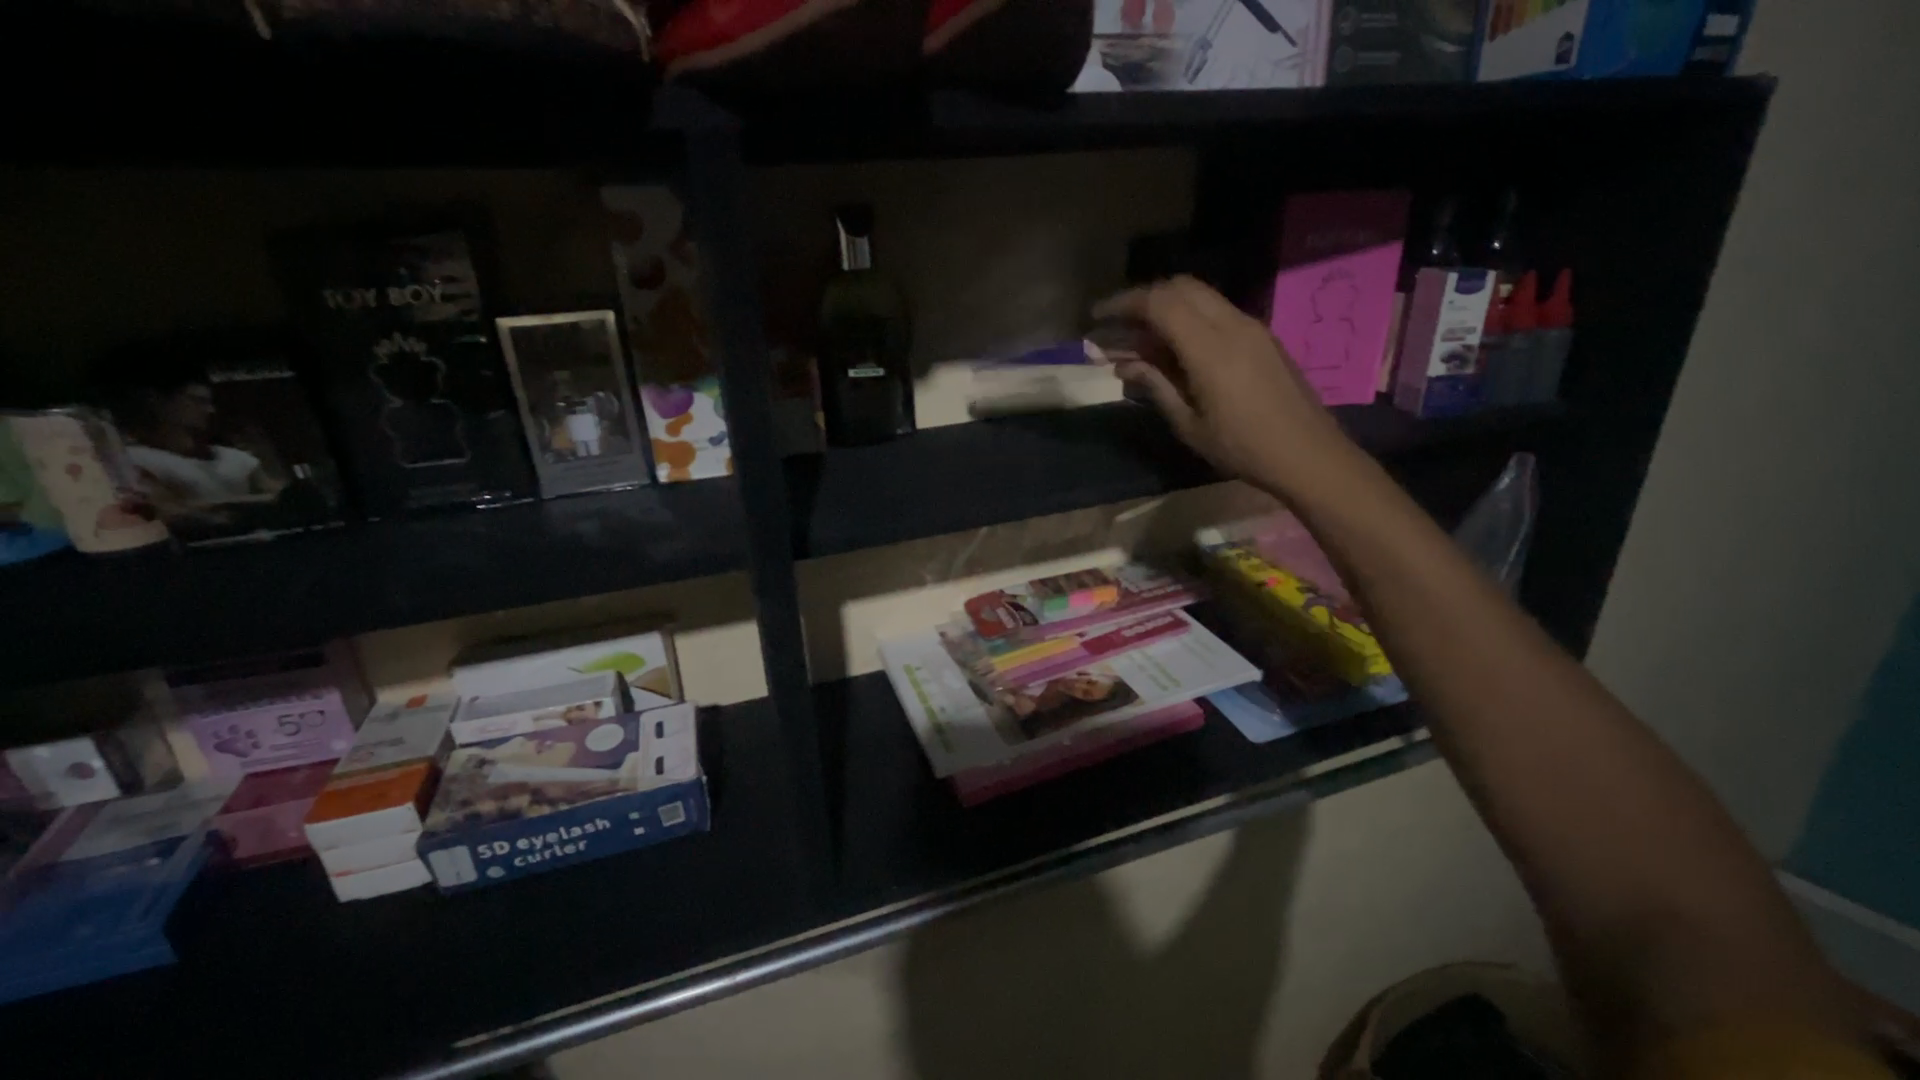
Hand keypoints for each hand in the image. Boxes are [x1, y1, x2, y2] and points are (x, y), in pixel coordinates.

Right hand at [1094, 277, 1357, 494]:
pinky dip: (1190, 320)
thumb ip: (1156, 386)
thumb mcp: (1190, 425)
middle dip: (1144, 300)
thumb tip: (1126, 363)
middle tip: (1119, 327)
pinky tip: (1177, 351)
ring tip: (1143, 343)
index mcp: (1210, 348)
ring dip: (1168, 309)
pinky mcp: (1263, 338)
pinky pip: (1218, 313)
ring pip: (1200, 297)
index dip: (1123, 304)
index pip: (1159, 303)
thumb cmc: (1244, 449)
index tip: (1097, 318)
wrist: (1309, 455)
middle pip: (1179, 288)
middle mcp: (1232, 325)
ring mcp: (1252, 328)